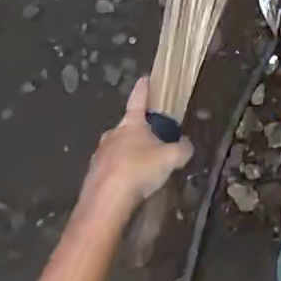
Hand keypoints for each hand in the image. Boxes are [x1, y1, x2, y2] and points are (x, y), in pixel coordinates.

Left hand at [79, 78, 192, 221]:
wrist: (106, 201)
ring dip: (127, 153)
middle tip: (150, 139)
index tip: (145, 79)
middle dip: (137, 130)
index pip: (138, 100)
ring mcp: (100, 154)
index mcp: (131, 124)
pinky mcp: (93, 175)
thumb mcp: (171, 158)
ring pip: (116, 148)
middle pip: (127, 126)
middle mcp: (113, 134)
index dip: (143, 89)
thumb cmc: (139, 170)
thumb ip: (182, 149)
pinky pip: (110, 168)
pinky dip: (119, 172)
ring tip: (141, 167)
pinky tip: (128, 185)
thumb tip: (187, 145)